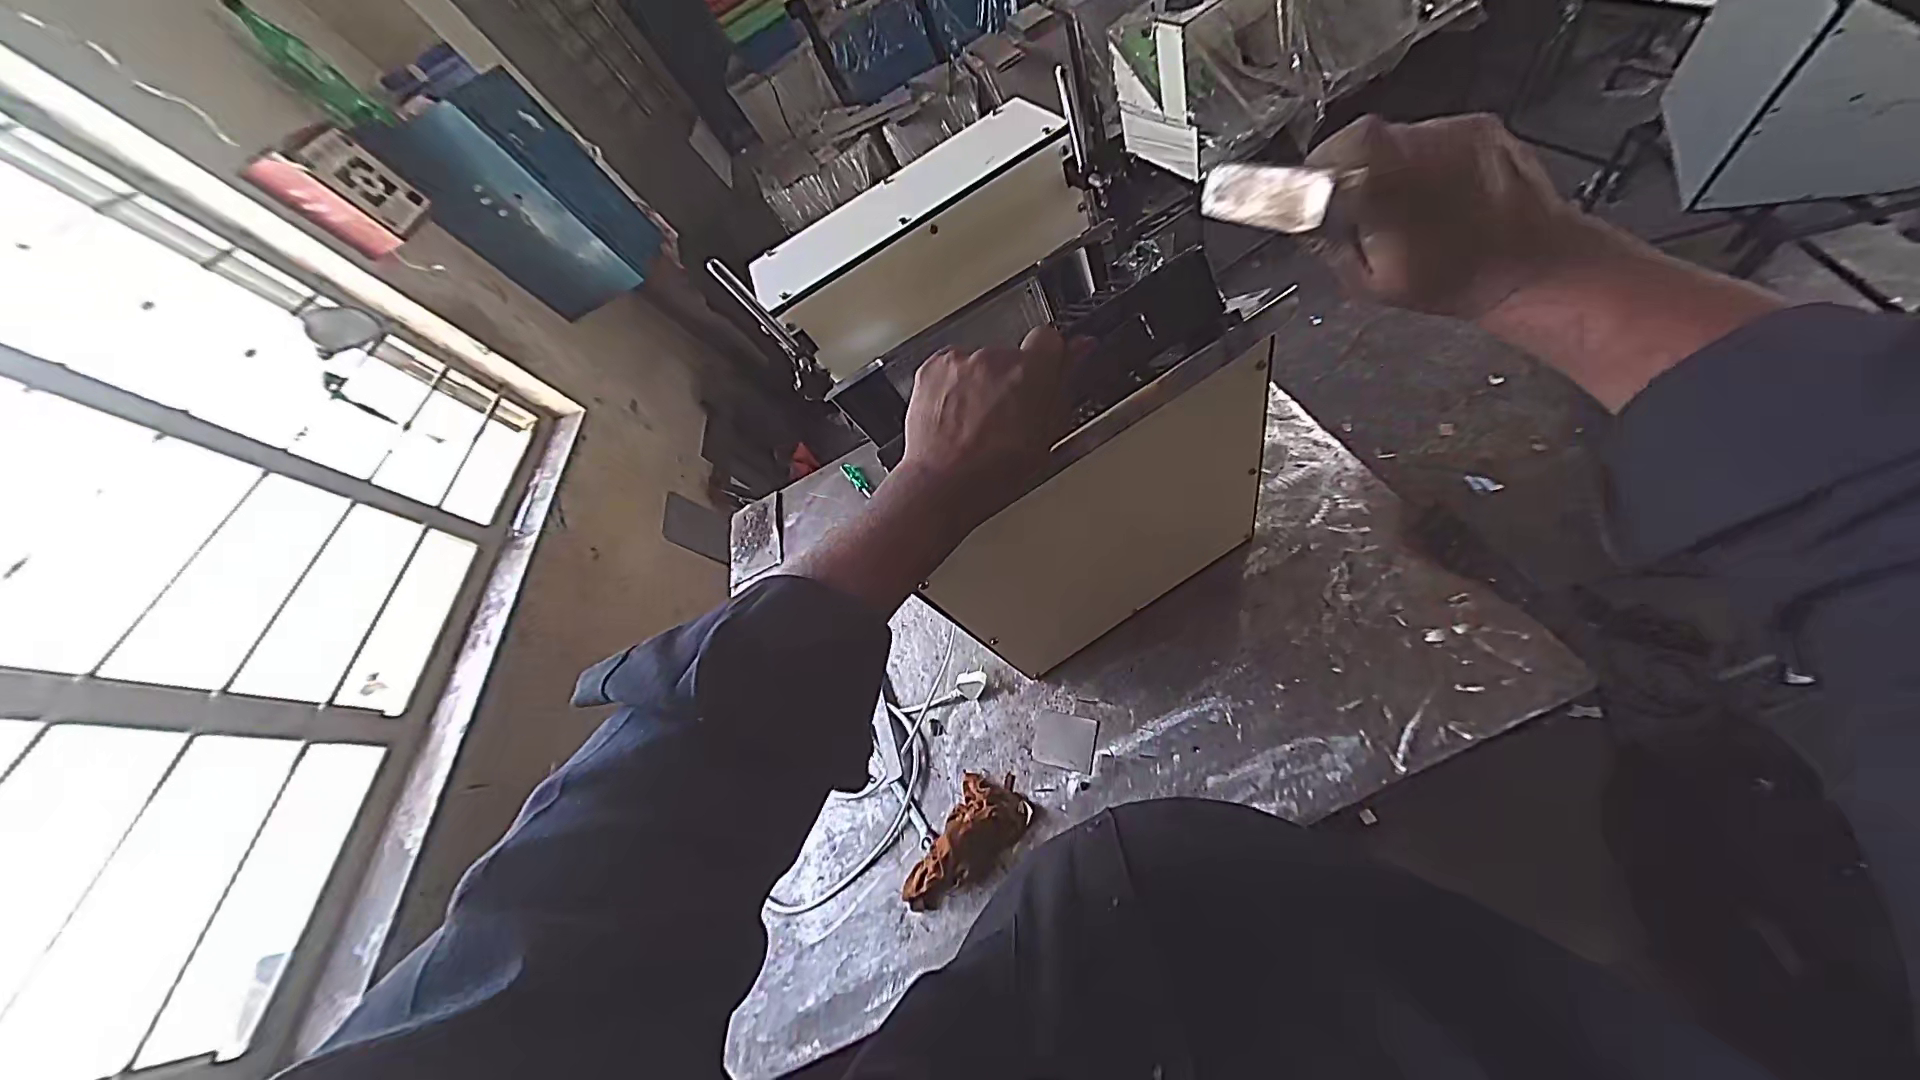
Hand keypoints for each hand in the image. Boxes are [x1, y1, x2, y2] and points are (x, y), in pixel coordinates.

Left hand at [896, 325, 1088, 523]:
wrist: (944, 484)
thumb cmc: (993, 471)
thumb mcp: (1046, 436)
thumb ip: (1062, 387)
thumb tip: (1076, 354)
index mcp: (1031, 371)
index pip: (1049, 339)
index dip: (1047, 358)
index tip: (1044, 371)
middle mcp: (995, 358)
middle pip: (1010, 356)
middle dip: (1010, 380)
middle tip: (1006, 417)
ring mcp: (961, 362)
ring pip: (978, 364)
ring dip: (980, 385)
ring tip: (975, 425)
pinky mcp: (932, 368)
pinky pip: (950, 369)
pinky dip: (952, 388)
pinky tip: (955, 418)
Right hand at [1303, 113, 1621, 319]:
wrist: (1529, 264)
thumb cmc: (1452, 280)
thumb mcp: (1368, 282)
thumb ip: (1330, 246)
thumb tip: (1300, 224)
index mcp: (1384, 194)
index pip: (1323, 166)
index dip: (1299, 180)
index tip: (1285, 194)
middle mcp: (1418, 152)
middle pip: (1353, 141)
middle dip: (1332, 170)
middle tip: (1333, 203)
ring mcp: (1451, 134)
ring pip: (1386, 136)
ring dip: (1372, 166)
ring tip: (1386, 204)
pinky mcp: (1475, 126)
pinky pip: (1422, 135)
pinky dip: (1408, 161)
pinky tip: (1420, 193)